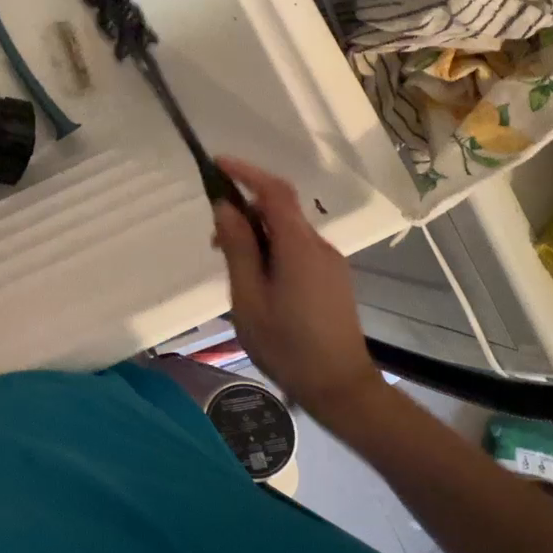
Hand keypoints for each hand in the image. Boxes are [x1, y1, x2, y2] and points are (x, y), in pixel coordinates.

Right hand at [211, 157, 384, 426]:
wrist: (341, 388)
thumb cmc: (287, 346)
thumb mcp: (248, 298)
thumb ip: (238, 249)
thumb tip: (225, 207)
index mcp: (299, 248)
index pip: (275, 192)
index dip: (246, 172)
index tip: (216, 164)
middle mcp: (319, 247)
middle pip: (279, 210)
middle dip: (243, 209)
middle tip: (211, 235)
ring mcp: (329, 263)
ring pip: (286, 230)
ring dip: (255, 232)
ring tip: (227, 261)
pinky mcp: (331, 279)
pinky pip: (296, 248)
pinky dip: (270, 247)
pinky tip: (253, 276)